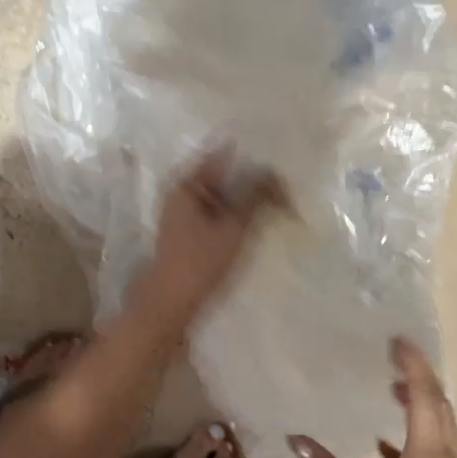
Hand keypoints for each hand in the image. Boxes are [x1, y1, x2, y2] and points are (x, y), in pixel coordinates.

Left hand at [136, 147, 287, 321]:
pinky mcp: (189, 225)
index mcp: (186, 182)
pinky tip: (260, 213)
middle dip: (253, 175)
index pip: (223, 154)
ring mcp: (183, 207)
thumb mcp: (233, 228)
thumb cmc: (199, 262)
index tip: (280, 156)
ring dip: (247, 192)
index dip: (252, 154)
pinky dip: (237, 207)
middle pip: (223, 171)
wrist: (170, 302)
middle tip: (286, 180)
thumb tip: (275, 173)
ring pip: (222, 190)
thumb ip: (255, 198)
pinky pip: (217, 206)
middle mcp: (182, 188)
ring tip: (279, 195)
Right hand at [288, 338, 456, 457]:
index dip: (414, 367)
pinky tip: (386, 443)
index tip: (398, 339)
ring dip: (422, 403)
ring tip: (392, 386)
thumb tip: (295, 436)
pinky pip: (437, 452)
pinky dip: (417, 434)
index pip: (425, 400)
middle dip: (421, 378)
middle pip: (441, 409)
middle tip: (394, 352)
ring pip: (443, 429)